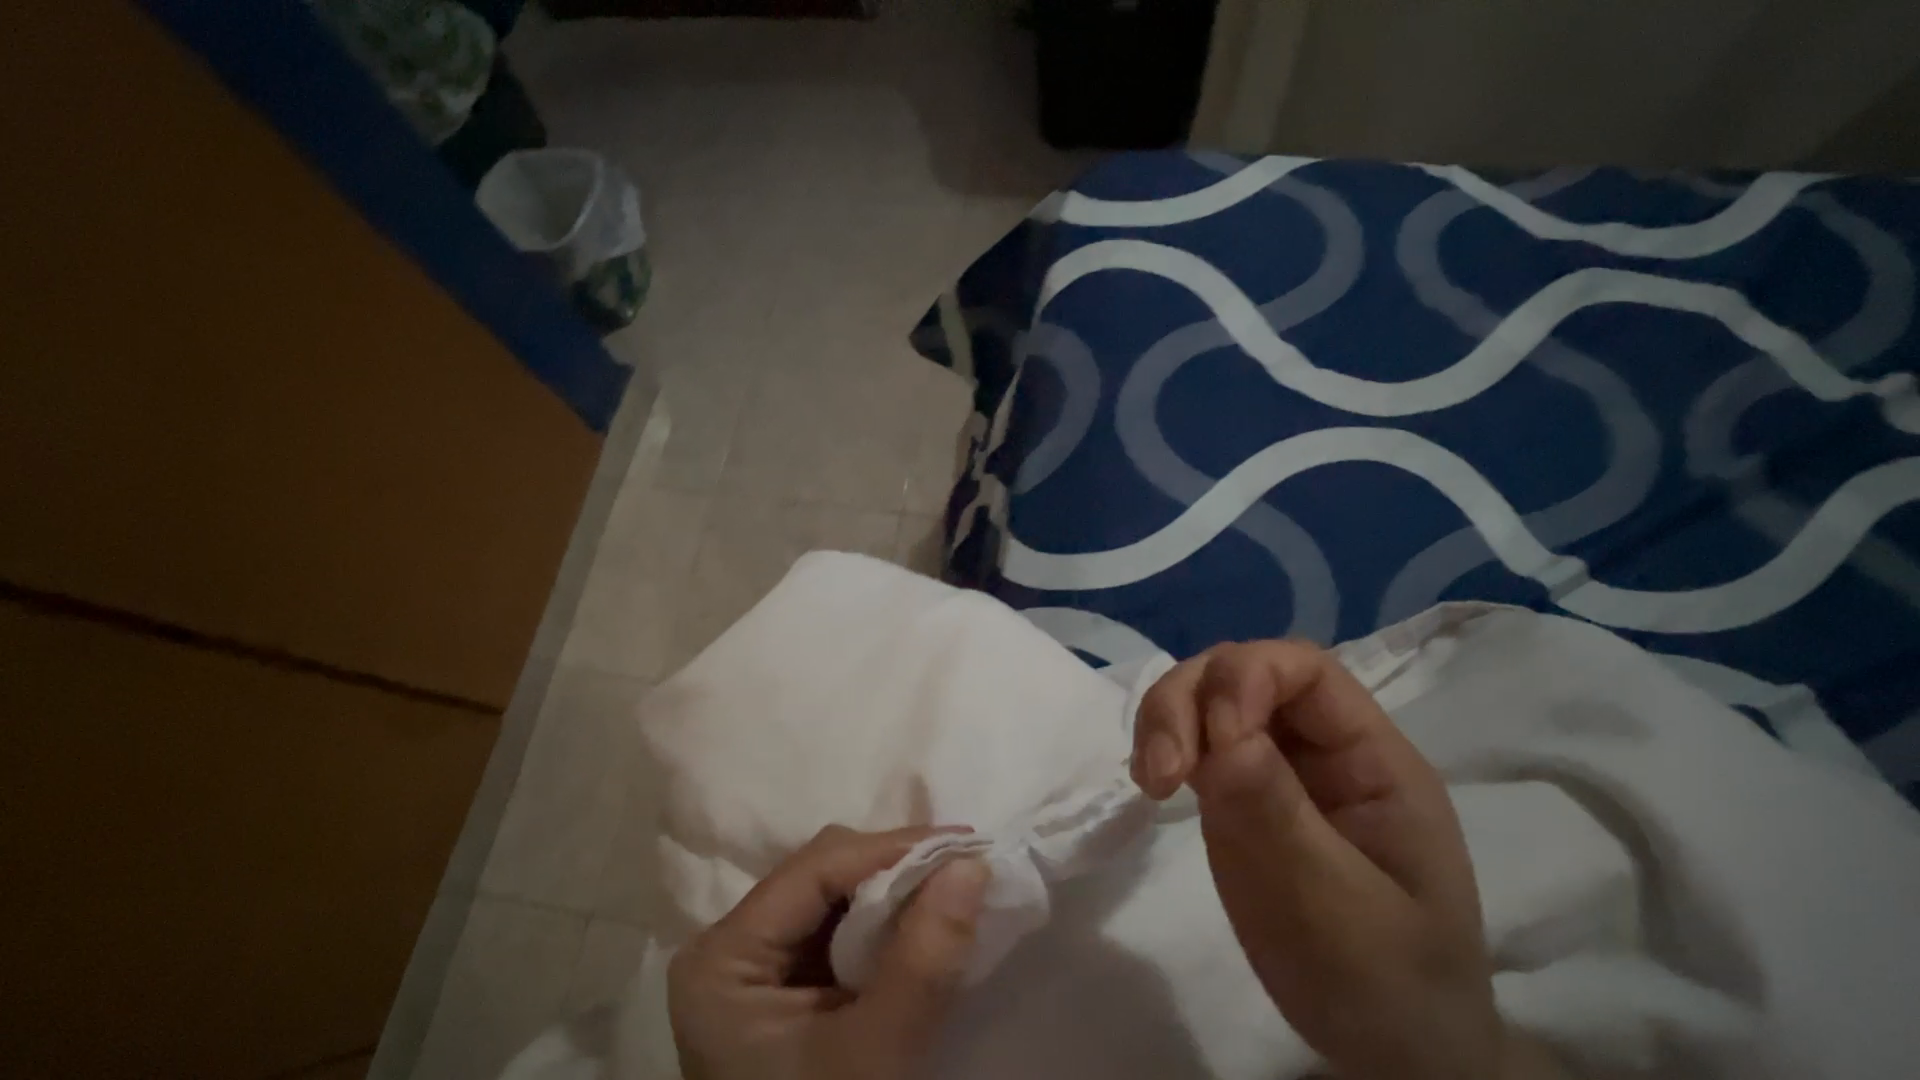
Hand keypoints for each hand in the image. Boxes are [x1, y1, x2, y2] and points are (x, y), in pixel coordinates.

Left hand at [668, 824, 989, 1079]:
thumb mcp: (876, 1054)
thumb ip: (923, 959)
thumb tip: (971, 863)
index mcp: (723, 958)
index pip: (814, 869)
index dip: (892, 848)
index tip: (965, 842)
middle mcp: (728, 949)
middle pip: (821, 875)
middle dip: (893, 869)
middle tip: (964, 871)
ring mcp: (754, 971)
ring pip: (833, 900)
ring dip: (893, 896)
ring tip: (950, 894)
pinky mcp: (782, 994)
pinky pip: (836, 935)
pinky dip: (883, 929)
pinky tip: (920, 931)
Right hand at [1131, 641, 1517, 1079]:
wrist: (1390, 1052)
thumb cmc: (1385, 982)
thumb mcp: (1339, 905)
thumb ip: (1281, 816)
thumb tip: (1221, 732)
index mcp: (1373, 759)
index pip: (1306, 671)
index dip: (1249, 679)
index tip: (1215, 744)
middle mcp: (1322, 750)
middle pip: (1245, 675)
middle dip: (1191, 700)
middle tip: (1160, 772)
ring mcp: (1279, 774)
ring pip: (1210, 703)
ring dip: (1167, 721)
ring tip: (1150, 781)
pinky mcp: (1241, 802)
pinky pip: (1197, 748)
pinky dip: (1163, 750)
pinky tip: (1152, 785)